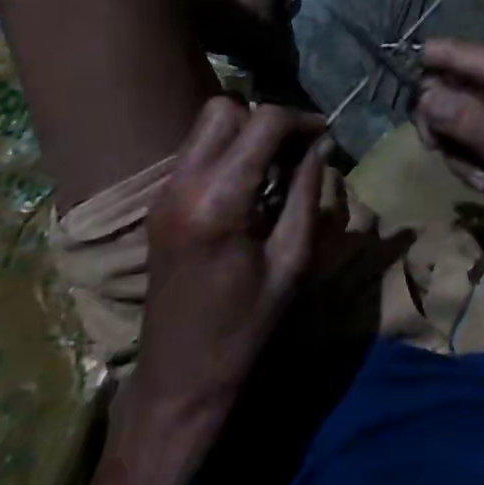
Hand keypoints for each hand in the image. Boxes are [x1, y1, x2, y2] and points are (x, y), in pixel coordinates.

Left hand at [96, 99, 328, 484]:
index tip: (325, 133)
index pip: (263, 123)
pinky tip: (248, 183)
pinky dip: (225, 149)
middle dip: (266, 119)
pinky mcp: (158, 200)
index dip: (300, 119)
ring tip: (275, 164)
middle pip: (225, 108)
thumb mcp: (291, 262)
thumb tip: (320, 145)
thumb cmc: (244, 328)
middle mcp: (183, 182)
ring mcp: (164, 189)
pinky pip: (195, 149)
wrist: (179, 376)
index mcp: (218, 201)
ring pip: (206, 124)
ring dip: (244, 130)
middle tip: (296, 148)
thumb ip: (307, 194)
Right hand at [413, 38, 483, 217]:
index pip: (446, 50)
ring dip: (459, 150)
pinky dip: (472, 156)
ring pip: (453, 113)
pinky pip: (471, 130)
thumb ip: (468, 123)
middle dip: (441, 125)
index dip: (420, 73)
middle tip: (442, 154)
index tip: (413, 114)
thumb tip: (423, 97)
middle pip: (443, 86)